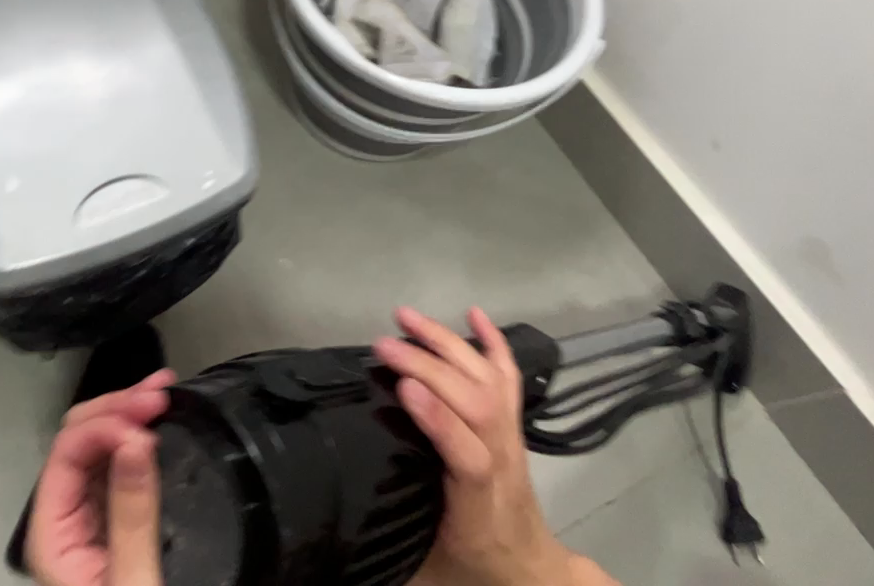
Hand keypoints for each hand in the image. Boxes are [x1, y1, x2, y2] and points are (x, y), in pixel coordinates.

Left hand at [25, 370, 174, 585]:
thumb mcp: (133, 582)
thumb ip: (131, 515)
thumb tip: (134, 441)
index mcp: (53, 535)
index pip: (67, 454)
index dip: (105, 423)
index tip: (150, 415)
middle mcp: (63, 520)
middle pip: (78, 441)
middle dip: (117, 407)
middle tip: (162, 392)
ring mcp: (87, 520)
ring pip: (97, 447)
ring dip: (128, 412)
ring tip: (163, 390)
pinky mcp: (110, 525)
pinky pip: (116, 467)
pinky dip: (136, 436)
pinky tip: (156, 421)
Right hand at [376, 308, 589, 585]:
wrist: (532, 575)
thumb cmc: (474, 571)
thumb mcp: (430, 572)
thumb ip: (393, 547)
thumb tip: (341, 524)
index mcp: (479, 511)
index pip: (470, 458)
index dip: (440, 420)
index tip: (403, 388)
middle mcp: (503, 466)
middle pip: (477, 405)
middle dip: (431, 367)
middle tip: (383, 345)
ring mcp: (512, 442)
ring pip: (489, 382)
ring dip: (447, 343)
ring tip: (406, 318)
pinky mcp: (513, 428)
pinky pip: (508, 380)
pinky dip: (492, 341)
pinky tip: (473, 313)